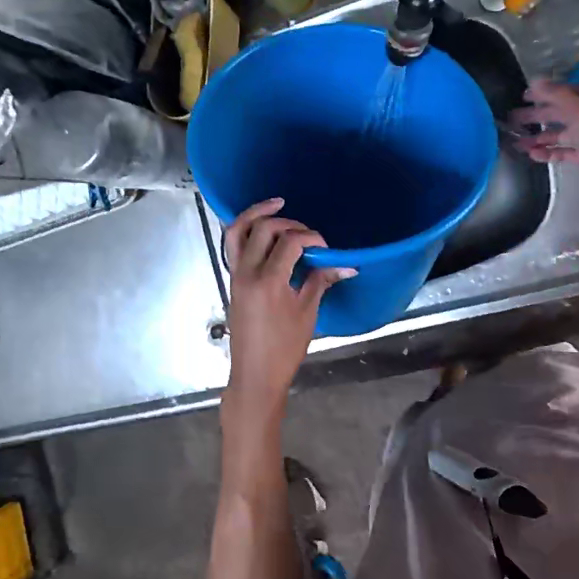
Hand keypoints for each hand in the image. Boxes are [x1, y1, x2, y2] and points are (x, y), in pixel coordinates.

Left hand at [223, 199, 354, 408]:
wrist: (255, 373)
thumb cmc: (285, 347)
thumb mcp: (308, 312)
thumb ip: (321, 281)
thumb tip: (346, 265)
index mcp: (269, 281)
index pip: (290, 242)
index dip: (311, 237)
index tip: (326, 247)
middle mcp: (247, 272)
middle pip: (263, 228)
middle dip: (288, 222)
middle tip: (307, 231)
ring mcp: (236, 275)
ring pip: (237, 231)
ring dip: (256, 214)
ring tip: (276, 204)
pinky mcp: (232, 280)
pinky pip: (233, 245)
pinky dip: (246, 230)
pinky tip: (263, 228)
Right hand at [509, 80, 578, 200]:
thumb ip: (557, 96)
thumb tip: (535, 80)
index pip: (566, 92)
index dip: (544, 93)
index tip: (523, 97)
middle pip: (561, 113)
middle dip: (537, 116)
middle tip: (513, 120)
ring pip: (560, 135)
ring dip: (539, 137)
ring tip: (518, 142)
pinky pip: (564, 153)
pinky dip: (549, 153)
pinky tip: (533, 155)